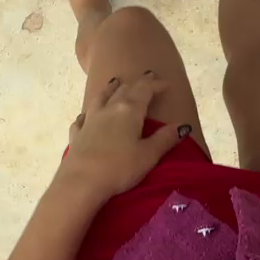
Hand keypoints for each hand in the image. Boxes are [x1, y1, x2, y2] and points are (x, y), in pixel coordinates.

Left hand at [57, 74, 185, 202]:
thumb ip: (165, 138)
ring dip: (110, 88)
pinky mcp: (76, 134)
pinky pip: (83, 117)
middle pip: (124, 90)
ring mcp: (90, 120)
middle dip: (137, 83)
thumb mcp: (148, 155)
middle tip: (146, 78)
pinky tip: (86, 115)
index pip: (144, 90)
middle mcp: (109, 109)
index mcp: (129, 111)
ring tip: (115, 82)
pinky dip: (88, 112)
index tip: (166, 84)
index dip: (156, 85)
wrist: (81, 181)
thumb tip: (182, 125)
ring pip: (101, 97)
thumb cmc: (120, 168)